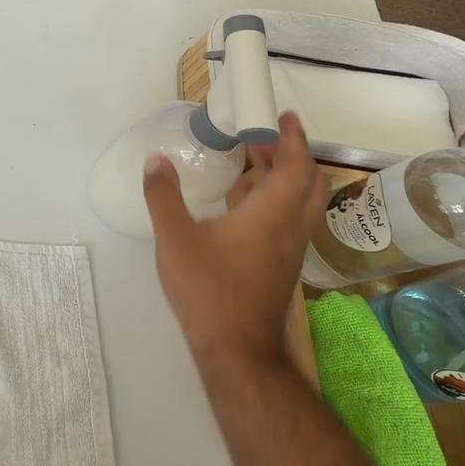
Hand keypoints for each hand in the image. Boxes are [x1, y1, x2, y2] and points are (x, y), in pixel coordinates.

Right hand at [143, 111, 324, 369]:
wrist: (237, 349)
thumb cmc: (208, 289)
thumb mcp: (174, 238)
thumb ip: (163, 195)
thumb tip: (156, 160)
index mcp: (270, 215)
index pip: (294, 166)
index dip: (291, 138)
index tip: (282, 116)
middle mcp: (289, 229)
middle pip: (308, 183)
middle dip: (290, 154)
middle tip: (263, 136)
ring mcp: (287, 250)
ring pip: (300, 203)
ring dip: (283, 177)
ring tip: (251, 161)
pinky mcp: (279, 265)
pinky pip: (286, 220)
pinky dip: (273, 199)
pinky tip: (241, 202)